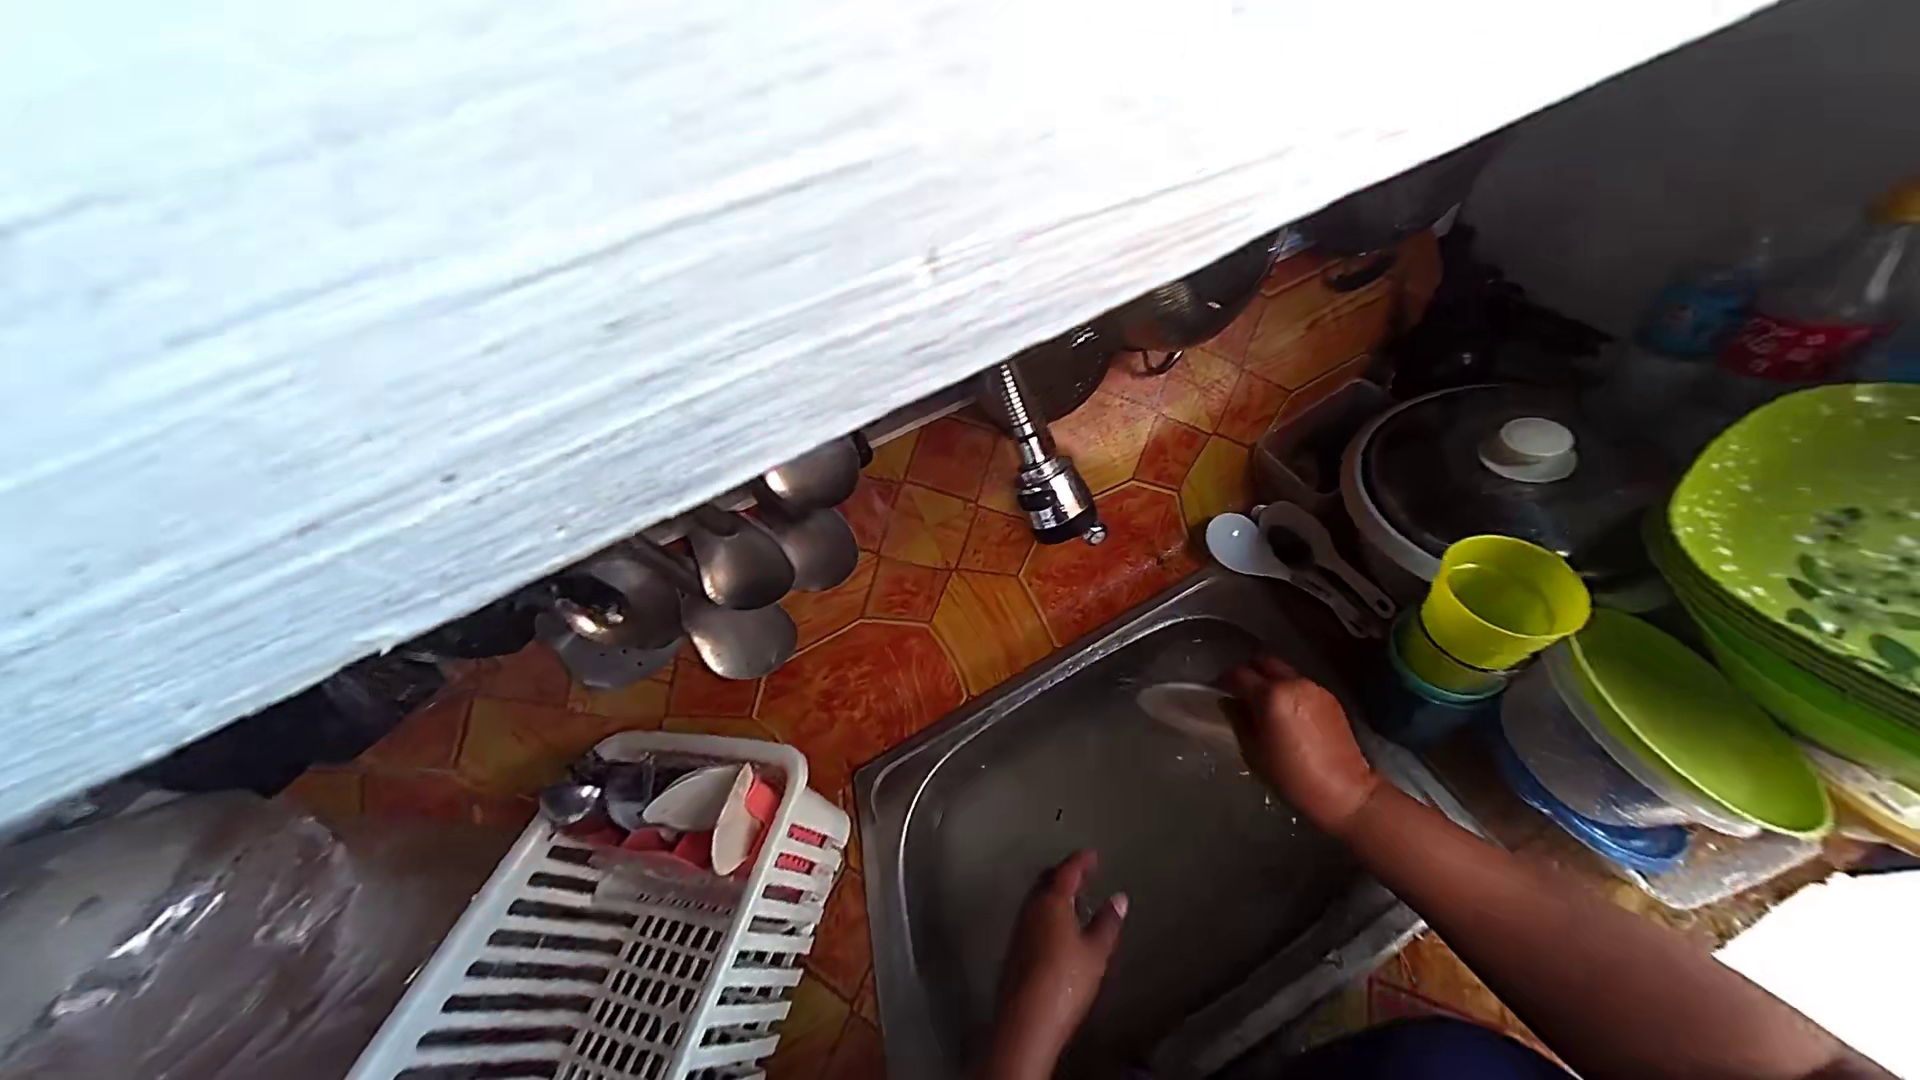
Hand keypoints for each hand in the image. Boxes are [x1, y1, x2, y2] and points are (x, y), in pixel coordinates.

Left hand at [980, 850, 1126, 1079]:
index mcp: (1051, 900)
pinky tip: (1058, 924)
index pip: (1067, 870)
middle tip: (1083, 872)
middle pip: (1048, 880)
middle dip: (1066, 873)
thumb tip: (1119, 898)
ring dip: (1055, 891)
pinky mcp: (1015, 945)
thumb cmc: (1065, 980)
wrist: (1026, 1019)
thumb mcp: (1095, 952)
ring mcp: (1020, 925)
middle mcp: (1032, 906)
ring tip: (1074, 896)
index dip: (1081, 860)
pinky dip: (1047, 909)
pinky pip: (1033, 914)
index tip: (1093, 854)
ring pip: (1038, 897)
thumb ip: (1108, 922)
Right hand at [1225, 656, 1380, 836]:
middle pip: (1263, 662)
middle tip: (1239, 691)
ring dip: (1269, 681)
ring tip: (1263, 704)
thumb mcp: (1252, 750)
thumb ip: (1238, 718)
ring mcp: (1314, 688)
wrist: (1345, 791)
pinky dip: (1287, 690)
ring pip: (1283, 672)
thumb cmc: (1290, 774)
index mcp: (1271, 695)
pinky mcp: (1330, 698)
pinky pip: (1300, 684)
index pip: (1238, 674)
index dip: (1223, 680)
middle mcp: (1293, 683)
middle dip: (1248, 672)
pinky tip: (1286, 713)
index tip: (1217, 690)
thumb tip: (1229, 702)